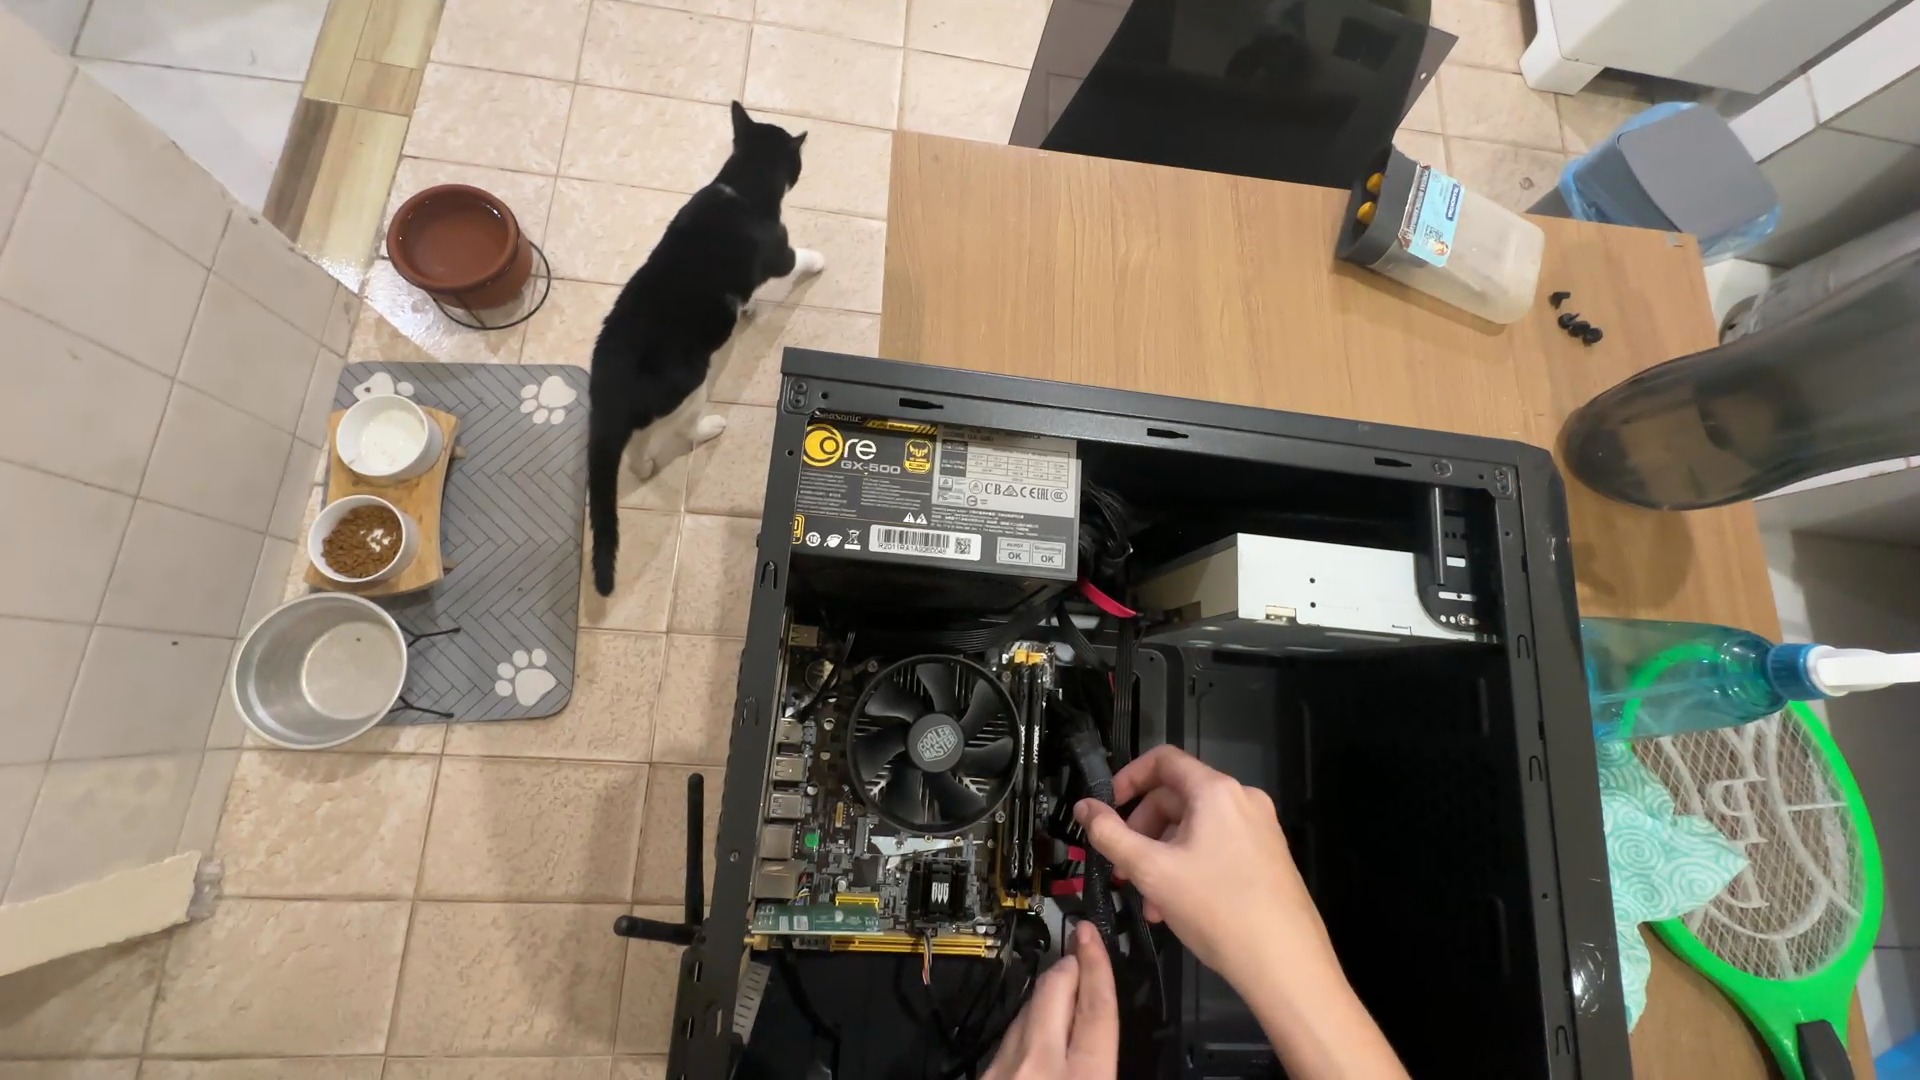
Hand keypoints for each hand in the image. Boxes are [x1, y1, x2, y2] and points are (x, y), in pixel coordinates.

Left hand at [983, 921, 1117, 1079]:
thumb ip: (1104, 1063)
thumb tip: (1103, 1034)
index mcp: (1082, 1078)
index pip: (1094, 1008)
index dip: (1096, 965)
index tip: (1090, 934)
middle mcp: (1038, 1064)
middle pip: (1054, 990)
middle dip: (1070, 963)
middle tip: (1081, 944)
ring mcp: (1003, 1068)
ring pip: (1028, 1008)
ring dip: (1048, 992)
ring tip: (1064, 979)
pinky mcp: (984, 1074)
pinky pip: (1009, 1035)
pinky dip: (1027, 1022)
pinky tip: (1038, 1023)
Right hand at [1073, 745, 1331, 991]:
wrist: (1290, 970)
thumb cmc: (1217, 911)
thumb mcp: (1151, 871)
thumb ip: (1110, 834)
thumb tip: (1084, 807)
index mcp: (1216, 791)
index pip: (1163, 760)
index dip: (1128, 778)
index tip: (1106, 808)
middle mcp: (1242, 800)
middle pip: (1177, 796)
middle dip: (1142, 828)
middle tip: (1123, 866)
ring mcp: (1260, 829)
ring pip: (1195, 827)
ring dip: (1162, 854)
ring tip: (1147, 899)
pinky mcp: (1268, 858)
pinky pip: (1216, 846)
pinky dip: (1188, 864)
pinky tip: (1175, 906)